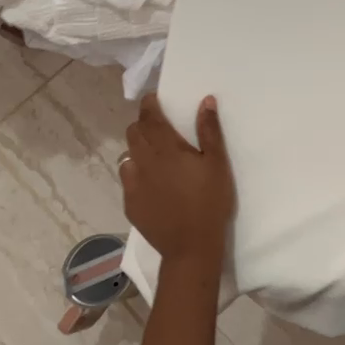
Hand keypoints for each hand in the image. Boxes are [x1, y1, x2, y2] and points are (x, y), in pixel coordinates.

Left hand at [120, 93, 234, 265]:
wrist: (191, 246)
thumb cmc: (210, 200)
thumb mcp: (218, 163)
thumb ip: (209, 130)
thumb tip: (205, 100)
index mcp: (166, 149)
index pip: (150, 118)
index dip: (149, 105)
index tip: (152, 98)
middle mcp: (144, 163)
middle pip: (133, 133)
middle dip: (142, 124)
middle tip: (157, 124)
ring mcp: (134, 185)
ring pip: (127, 156)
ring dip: (137, 148)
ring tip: (153, 153)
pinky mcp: (130, 204)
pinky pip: (127, 179)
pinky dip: (135, 171)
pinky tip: (150, 180)